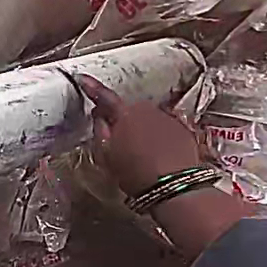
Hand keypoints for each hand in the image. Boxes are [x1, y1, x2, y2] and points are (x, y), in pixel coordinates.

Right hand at [72, 73, 204, 193]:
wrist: (176, 188)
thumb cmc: (134, 173)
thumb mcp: (106, 155)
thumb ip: (99, 130)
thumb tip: (99, 115)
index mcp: (124, 114)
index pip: (104, 96)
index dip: (92, 87)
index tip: (82, 78)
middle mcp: (148, 110)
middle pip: (129, 109)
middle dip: (122, 119)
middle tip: (118, 141)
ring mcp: (169, 119)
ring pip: (148, 118)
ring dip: (142, 128)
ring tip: (140, 152)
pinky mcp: (185, 130)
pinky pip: (165, 128)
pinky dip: (159, 136)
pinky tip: (158, 154)